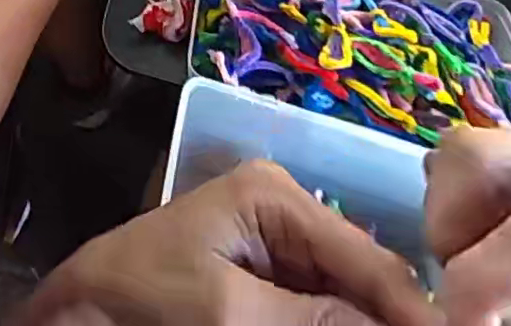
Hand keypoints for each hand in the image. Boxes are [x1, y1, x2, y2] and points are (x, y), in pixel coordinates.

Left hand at [11, 160, 436, 325]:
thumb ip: (321, 324)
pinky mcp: (270, 278)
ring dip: (368, 323)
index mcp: (276, 196)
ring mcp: (279, 245)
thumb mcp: (232, 314)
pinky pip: (322, 308)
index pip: (374, 262)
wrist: (87, 306)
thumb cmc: (149, 296)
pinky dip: (339, 325)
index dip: (423, 317)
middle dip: (396, 320)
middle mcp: (287, 210)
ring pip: (352, 302)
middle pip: (370, 283)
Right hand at [424, 127, 510, 325]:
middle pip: (481, 159)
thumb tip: (485, 320)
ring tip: (479, 285)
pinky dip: (465, 213)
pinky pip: (482, 170)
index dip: (484, 288)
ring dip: (451, 220)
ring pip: (466, 153)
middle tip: (459, 301)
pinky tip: (500, 266)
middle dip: (448, 231)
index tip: (453, 325)